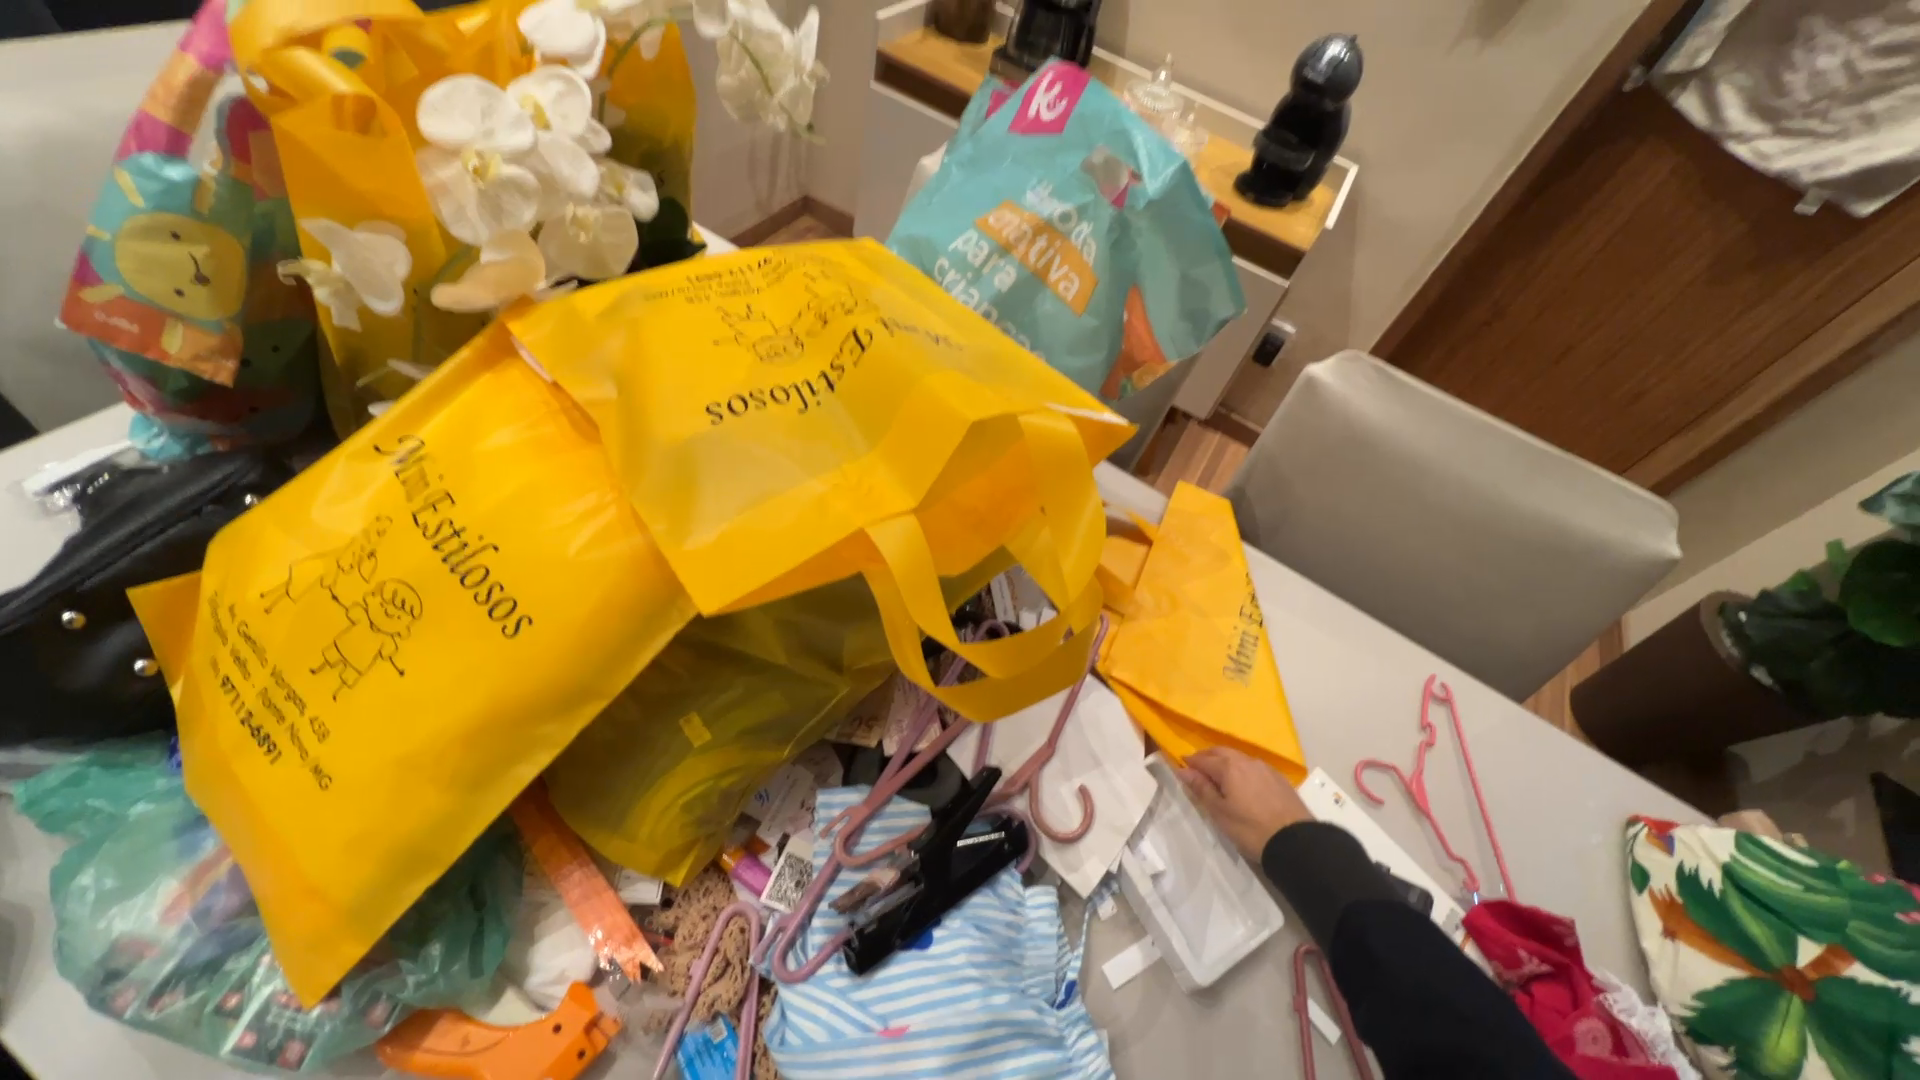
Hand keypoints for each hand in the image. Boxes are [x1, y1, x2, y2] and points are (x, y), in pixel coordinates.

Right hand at [1177, 746, 1311, 862]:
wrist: (1296, 842)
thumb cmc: (1250, 829)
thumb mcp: (1220, 812)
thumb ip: (1201, 788)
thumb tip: (1183, 770)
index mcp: (1229, 767)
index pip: (1203, 759)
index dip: (1190, 762)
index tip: (1180, 767)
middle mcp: (1246, 761)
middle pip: (1221, 752)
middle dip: (1206, 757)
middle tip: (1197, 769)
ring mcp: (1265, 768)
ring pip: (1238, 757)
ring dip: (1224, 761)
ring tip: (1219, 777)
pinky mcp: (1279, 778)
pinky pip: (1253, 766)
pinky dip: (1241, 769)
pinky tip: (1242, 783)